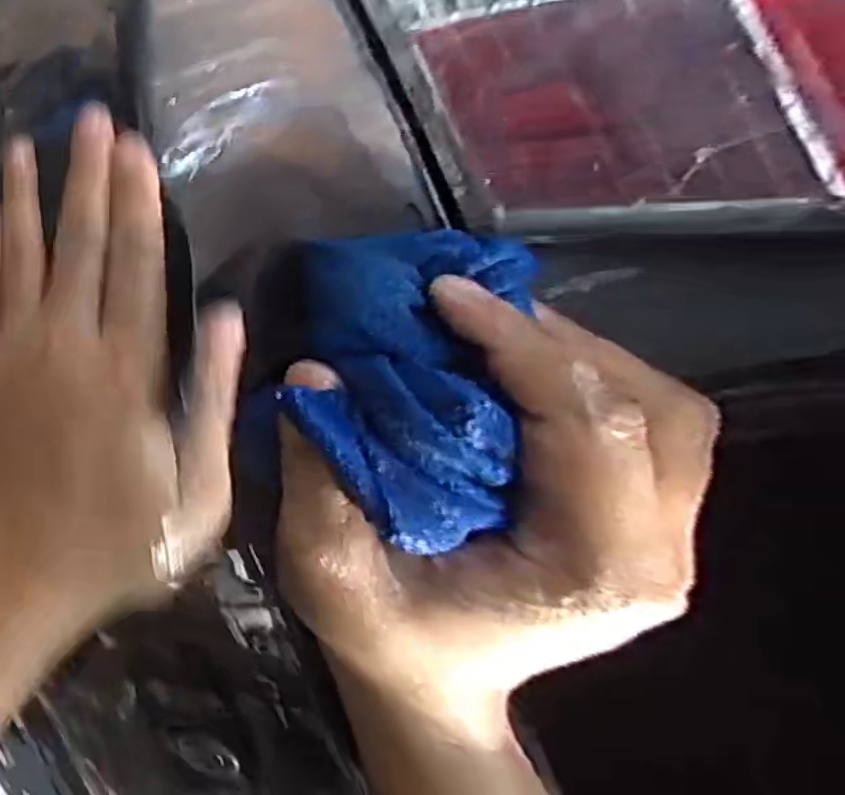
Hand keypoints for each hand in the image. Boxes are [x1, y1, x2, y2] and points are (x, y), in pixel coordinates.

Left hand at [0, 104, 245, 624]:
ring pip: (26, 256)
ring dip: (29, 197)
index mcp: (129, 370)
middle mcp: (70, 342)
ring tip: (26, 145)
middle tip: (89, 119)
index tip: (137, 149)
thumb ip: (211, 397)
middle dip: (88, 177)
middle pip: (81, 244)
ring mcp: (20, 348)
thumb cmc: (117, 538)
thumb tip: (225, 315)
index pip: (137, 265)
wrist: (17, 561)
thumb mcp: (197, 490)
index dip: (138, 203)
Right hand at [275, 274, 719, 741]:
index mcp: (590, 565)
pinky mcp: (630, 522)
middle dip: (557, 340)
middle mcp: (651, 550)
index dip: (521, 345)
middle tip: (461, 306)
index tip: (445, 296)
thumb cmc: (378, 629)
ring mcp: (655, 538)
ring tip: (481, 324)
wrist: (425, 681)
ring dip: (573, 353)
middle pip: (655, 410)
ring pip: (662, 412)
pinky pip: (634, 428)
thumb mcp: (322, 559)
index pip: (592, 426)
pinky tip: (501, 364)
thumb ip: (315, 468)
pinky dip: (575, 378)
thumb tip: (315, 371)